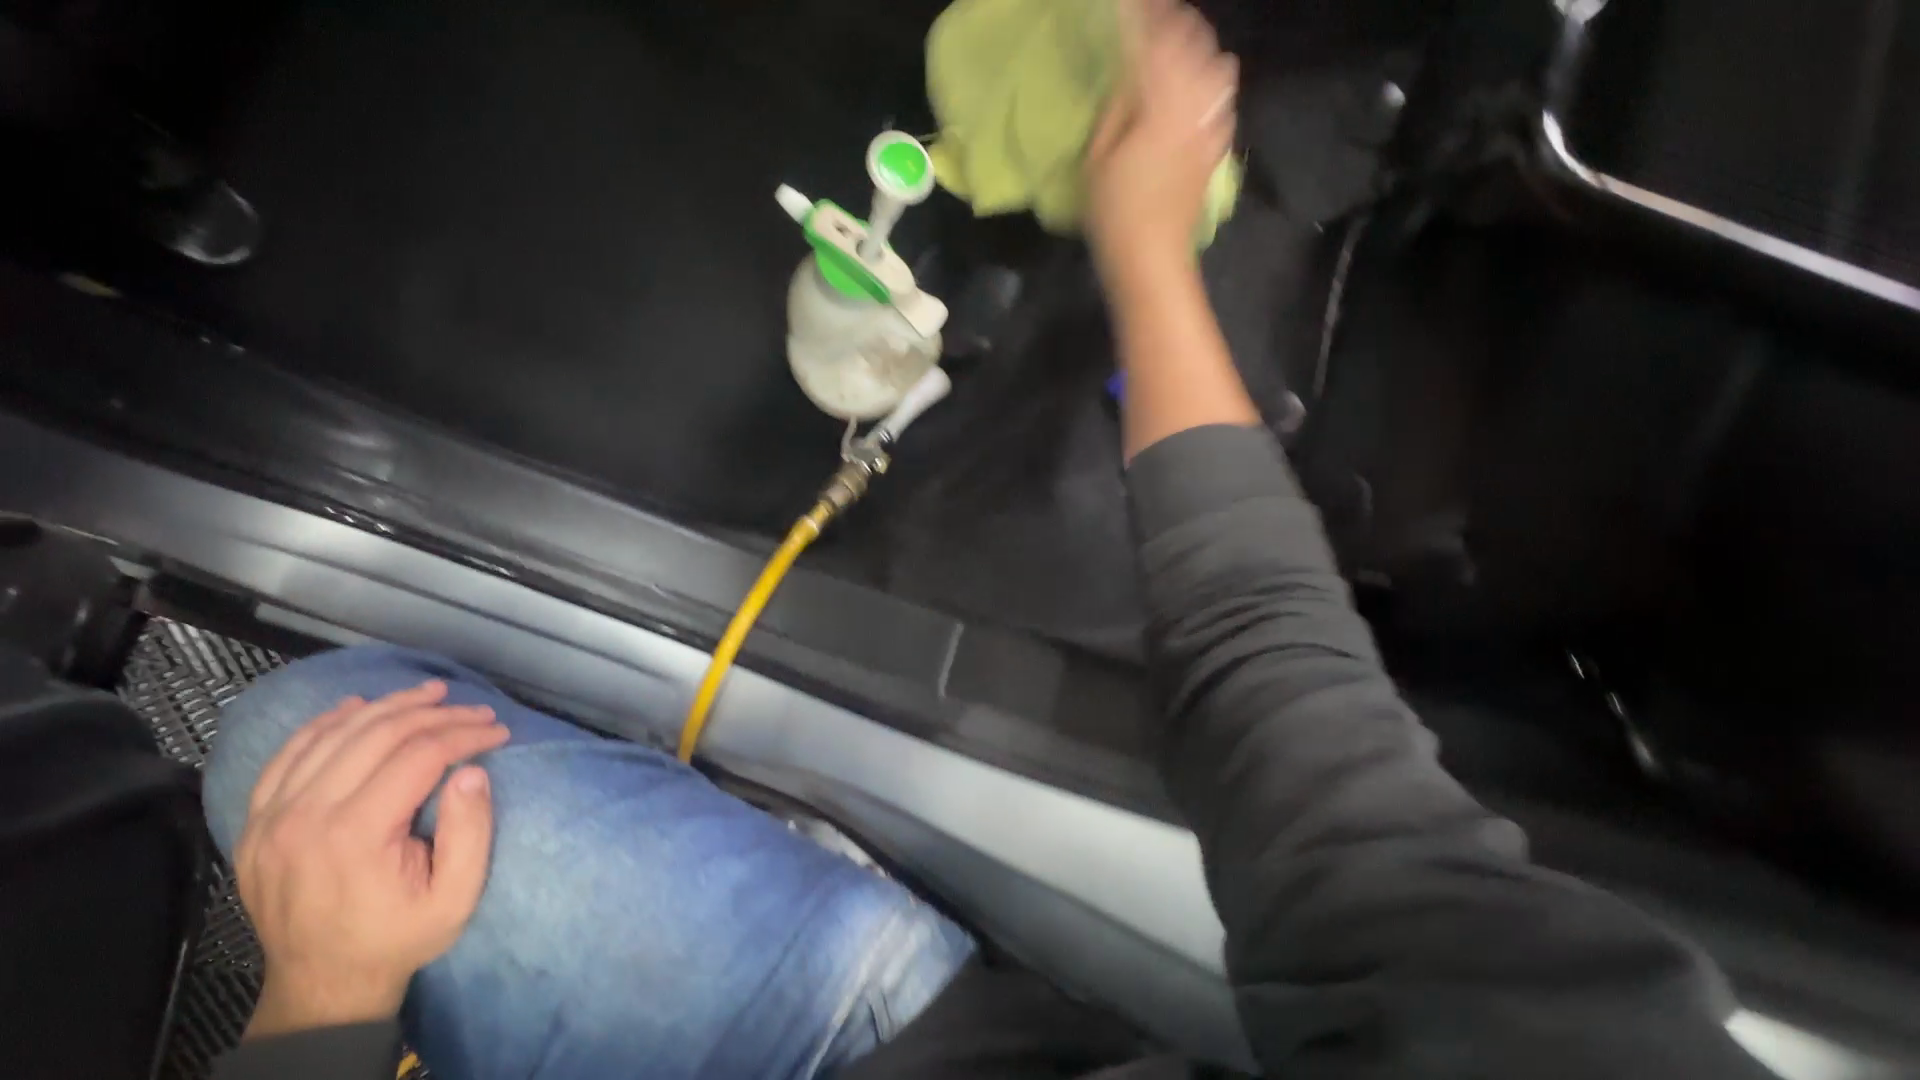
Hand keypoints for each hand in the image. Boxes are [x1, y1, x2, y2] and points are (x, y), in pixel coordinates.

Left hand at [235, 681, 507, 1037]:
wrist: (323, 983)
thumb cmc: (399, 936)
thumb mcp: (455, 896)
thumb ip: (469, 832)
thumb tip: (472, 769)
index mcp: (355, 834)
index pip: (418, 755)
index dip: (465, 734)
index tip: (499, 731)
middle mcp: (305, 816)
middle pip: (376, 735)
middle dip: (435, 713)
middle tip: (474, 709)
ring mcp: (271, 818)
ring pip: (333, 735)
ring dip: (386, 706)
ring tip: (429, 693)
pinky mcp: (256, 823)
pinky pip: (287, 756)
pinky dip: (325, 724)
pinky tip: (357, 708)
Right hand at [1085, 0, 1237, 278]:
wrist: (1153, 259)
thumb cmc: (1115, 213)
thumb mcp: (1099, 156)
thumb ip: (1118, 106)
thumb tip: (1128, 72)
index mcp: (1160, 105)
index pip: (1153, 42)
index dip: (1142, 16)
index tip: (1129, 5)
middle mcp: (1194, 107)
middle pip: (1195, 45)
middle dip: (1176, 24)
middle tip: (1154, 18)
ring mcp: (1210, 128)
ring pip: (1218, 67)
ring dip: (1199, 48)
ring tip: (1180, 45)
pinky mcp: (1216, 148)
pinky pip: (1224, 100)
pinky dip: (1213, 81)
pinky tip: (1200, 86)